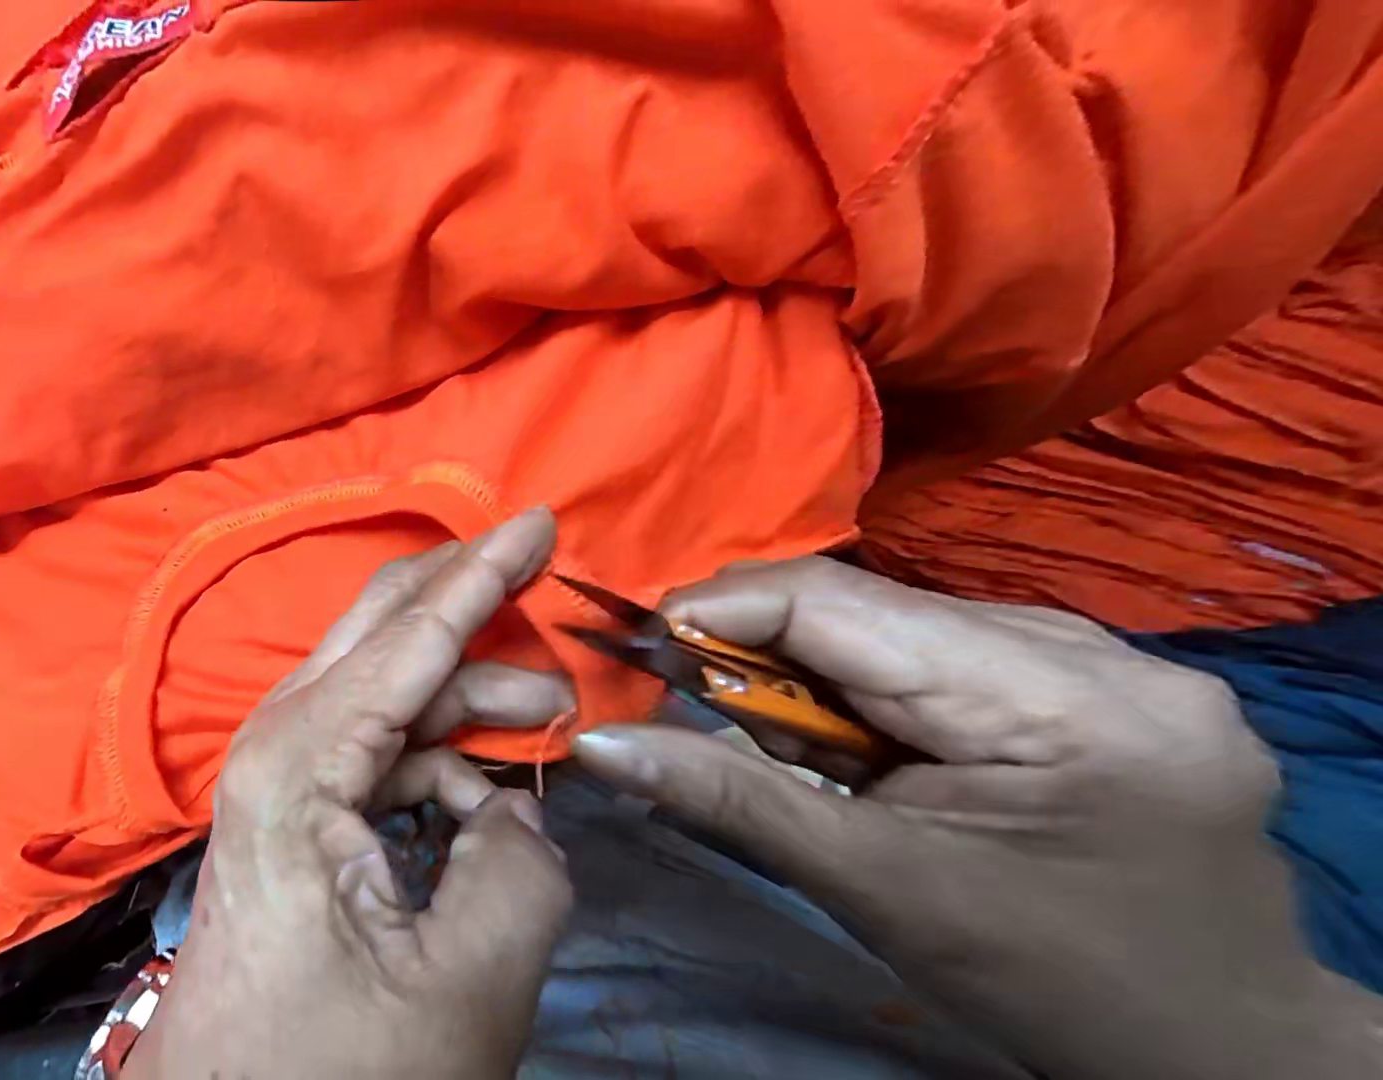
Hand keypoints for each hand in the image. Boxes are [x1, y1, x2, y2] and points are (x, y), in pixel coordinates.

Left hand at [127, 508, 573, 1079]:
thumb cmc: (335, 1069)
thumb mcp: (464, 983)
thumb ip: (522, 868)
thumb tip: (517, 808)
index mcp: (303, 758)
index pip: (415, 636)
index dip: (486, 572)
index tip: (537, 522)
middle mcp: (285, 737)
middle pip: (386, 625)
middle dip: (467, 590)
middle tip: (539, 566)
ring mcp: (291, 768)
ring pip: (394, 687)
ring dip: (473, 692)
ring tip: (549, 718)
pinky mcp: (304, 804)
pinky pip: (388, 747)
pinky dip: (446, 754)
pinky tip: (492, 798)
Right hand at [573, 558, 1382, 1079]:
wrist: (1214, 1042)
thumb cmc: (1051, 979)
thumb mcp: (873, 887)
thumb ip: (728, 798)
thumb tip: (597, 743)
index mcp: (1056, 699)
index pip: (836, 601)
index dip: (718, 609)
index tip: (639, 647)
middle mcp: (1075, 644)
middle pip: (851, 603)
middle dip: (753, 646)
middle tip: (694, 700)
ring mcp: (1072, 647)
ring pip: (870, 617)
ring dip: (795, 667)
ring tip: (783, 739)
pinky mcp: (1052, 665)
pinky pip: (904, 642)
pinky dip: (844, 680)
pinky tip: (846, 736)